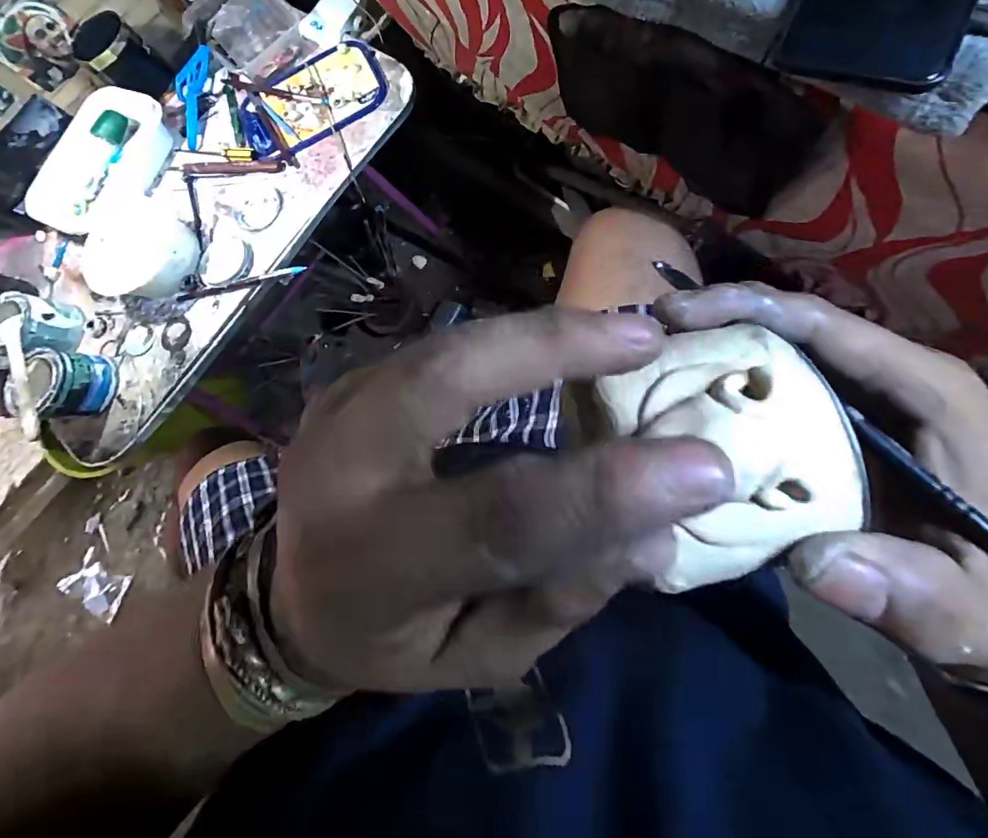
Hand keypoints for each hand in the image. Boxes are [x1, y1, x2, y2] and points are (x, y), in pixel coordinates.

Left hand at [267, 308, 733, 692]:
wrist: (283, 590)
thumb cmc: (386, 637)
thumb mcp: (474, 656)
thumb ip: (556, 599)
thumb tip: (654, 534)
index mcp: (377, 558)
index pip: (498, 519)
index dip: (601, 491)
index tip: (704, 465)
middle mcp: (344, 466)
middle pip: (442, 385)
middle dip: (547, 350)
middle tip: (643, 338)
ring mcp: (335, 411)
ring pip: (435, 351)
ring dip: (528, 333)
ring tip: (616, 330)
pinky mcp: (342, 385)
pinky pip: (428, 352)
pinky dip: (497, 342)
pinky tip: (549, 341)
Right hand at [655, 284, 987, 690]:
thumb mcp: (974, 620)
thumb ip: (912, 594)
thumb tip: (818, 561)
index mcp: (931, 396)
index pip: (829, 328)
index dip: (748, 309)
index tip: (673, 317)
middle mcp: (888, 383)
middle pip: (787, 327)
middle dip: (709, 323)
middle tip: (636, 340)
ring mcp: (856, 404)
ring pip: (769, 354)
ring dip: (704, 352)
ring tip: (637, 364)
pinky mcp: (830, 427)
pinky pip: (763, 391)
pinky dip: (715, 389)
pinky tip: (667, 404)